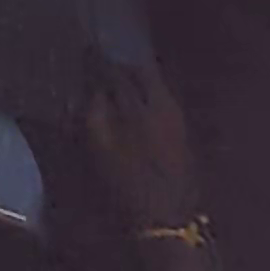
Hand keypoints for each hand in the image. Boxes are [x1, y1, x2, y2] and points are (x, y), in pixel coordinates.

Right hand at [84, 64, 197, 227]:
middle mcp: (163, 107)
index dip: (99, 61)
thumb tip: (93, 87)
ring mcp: (178, 120)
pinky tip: (135, 101)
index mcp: (139, 107)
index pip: (116, 73)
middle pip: (143, 72)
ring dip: (137, 77)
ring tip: (117, 79)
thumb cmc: (125, 182)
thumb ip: (94, 109)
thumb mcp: (99, 145)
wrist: (165, 220)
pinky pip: (163, 99)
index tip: (86, 50)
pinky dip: (148, 92)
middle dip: (122, 65)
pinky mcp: (184, 133)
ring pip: (156, 84)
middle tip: (103, 63)